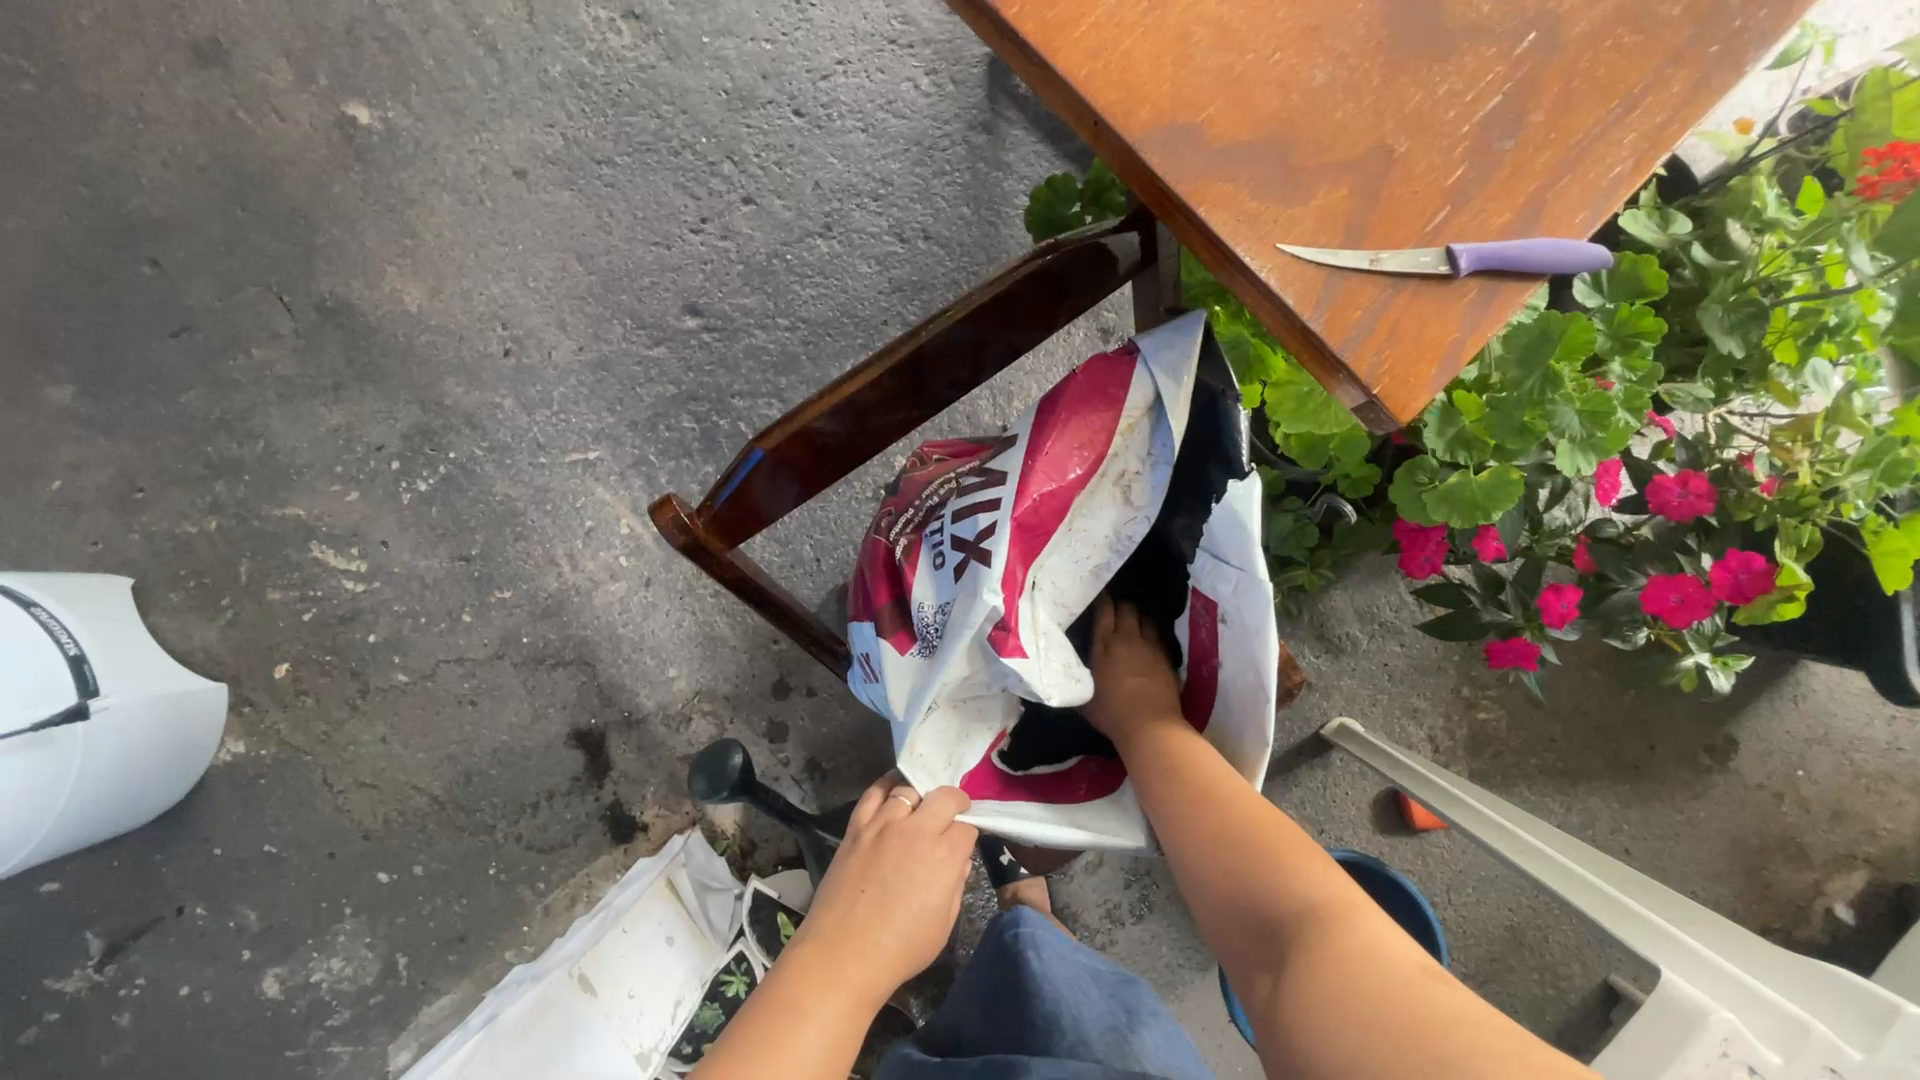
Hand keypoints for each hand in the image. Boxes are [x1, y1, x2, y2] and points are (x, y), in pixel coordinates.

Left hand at [784, 777, 977, 1006]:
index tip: (964, 844)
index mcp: (944, 856)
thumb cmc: (901, 949)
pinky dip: (885, 786)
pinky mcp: (857, 828)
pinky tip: (892, 788)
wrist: (843, 954)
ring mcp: (883, 825)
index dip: (968, 834)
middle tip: (953, 814)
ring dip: (921, 796)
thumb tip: (958, 863)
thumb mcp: (944, 925)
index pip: (967, 828)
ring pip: (909, 791)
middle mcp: (916, 831)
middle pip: (944, 797)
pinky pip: (872, 794)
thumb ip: (955, 886)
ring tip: (921, 806)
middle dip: (955, 802)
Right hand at [1084, 596, 1185, 748]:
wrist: (1150, 726)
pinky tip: (1149, 637)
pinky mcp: (1166, 657)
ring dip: (1138, 615)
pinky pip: (1158, 635)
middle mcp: (1128, 639)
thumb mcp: (1083, 697)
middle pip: (1126, 608)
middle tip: (1114, 606)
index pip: (1103, 611)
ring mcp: (1150, 646)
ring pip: (1145, 618)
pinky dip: (1152, 632)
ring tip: (1133, 618)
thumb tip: (1065, 671)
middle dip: (1120, 603)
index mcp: (1104, 645)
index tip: (1097, 594)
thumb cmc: (1111, 714)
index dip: (1101, 599)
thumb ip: (1076, 678)